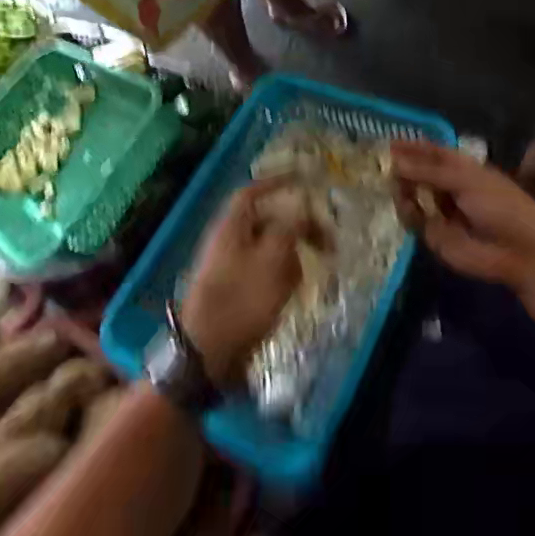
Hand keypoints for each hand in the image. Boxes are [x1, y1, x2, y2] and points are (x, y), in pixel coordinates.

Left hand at [179, 177, 315, 385]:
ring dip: (290, 260)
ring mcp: (230, 268)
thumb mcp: (273, 259)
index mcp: (231, 227)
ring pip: (269, 250)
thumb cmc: (242, 300)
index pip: (252, 193)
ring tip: (298, 281)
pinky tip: (287, 297)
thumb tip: (300, 207)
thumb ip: (290, 227)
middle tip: (327, 245)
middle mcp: (228, 242)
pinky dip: (280, 280)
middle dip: (296, 232)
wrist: (207, 354)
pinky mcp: (236, 292)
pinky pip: (264, 274)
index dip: (276, 182)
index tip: (303, 181)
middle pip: (267, 222)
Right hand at [390, 139, 534, 295]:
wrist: (520, 252)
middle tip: (385, 164)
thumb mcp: (466, 181)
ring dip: (402, 188)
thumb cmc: (502, 206)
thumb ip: (430, 171)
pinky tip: (406, 205)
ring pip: (412, 196)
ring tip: (396, 184)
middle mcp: (450, 188)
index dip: (415, 147)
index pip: (435, 153)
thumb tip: (397, 161)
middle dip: (403, 168)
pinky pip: (414, 220)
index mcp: (463, 169)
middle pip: (419, 174)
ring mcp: (441, 212)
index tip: (391, 143)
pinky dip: (407, 211)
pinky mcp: (435, 235)